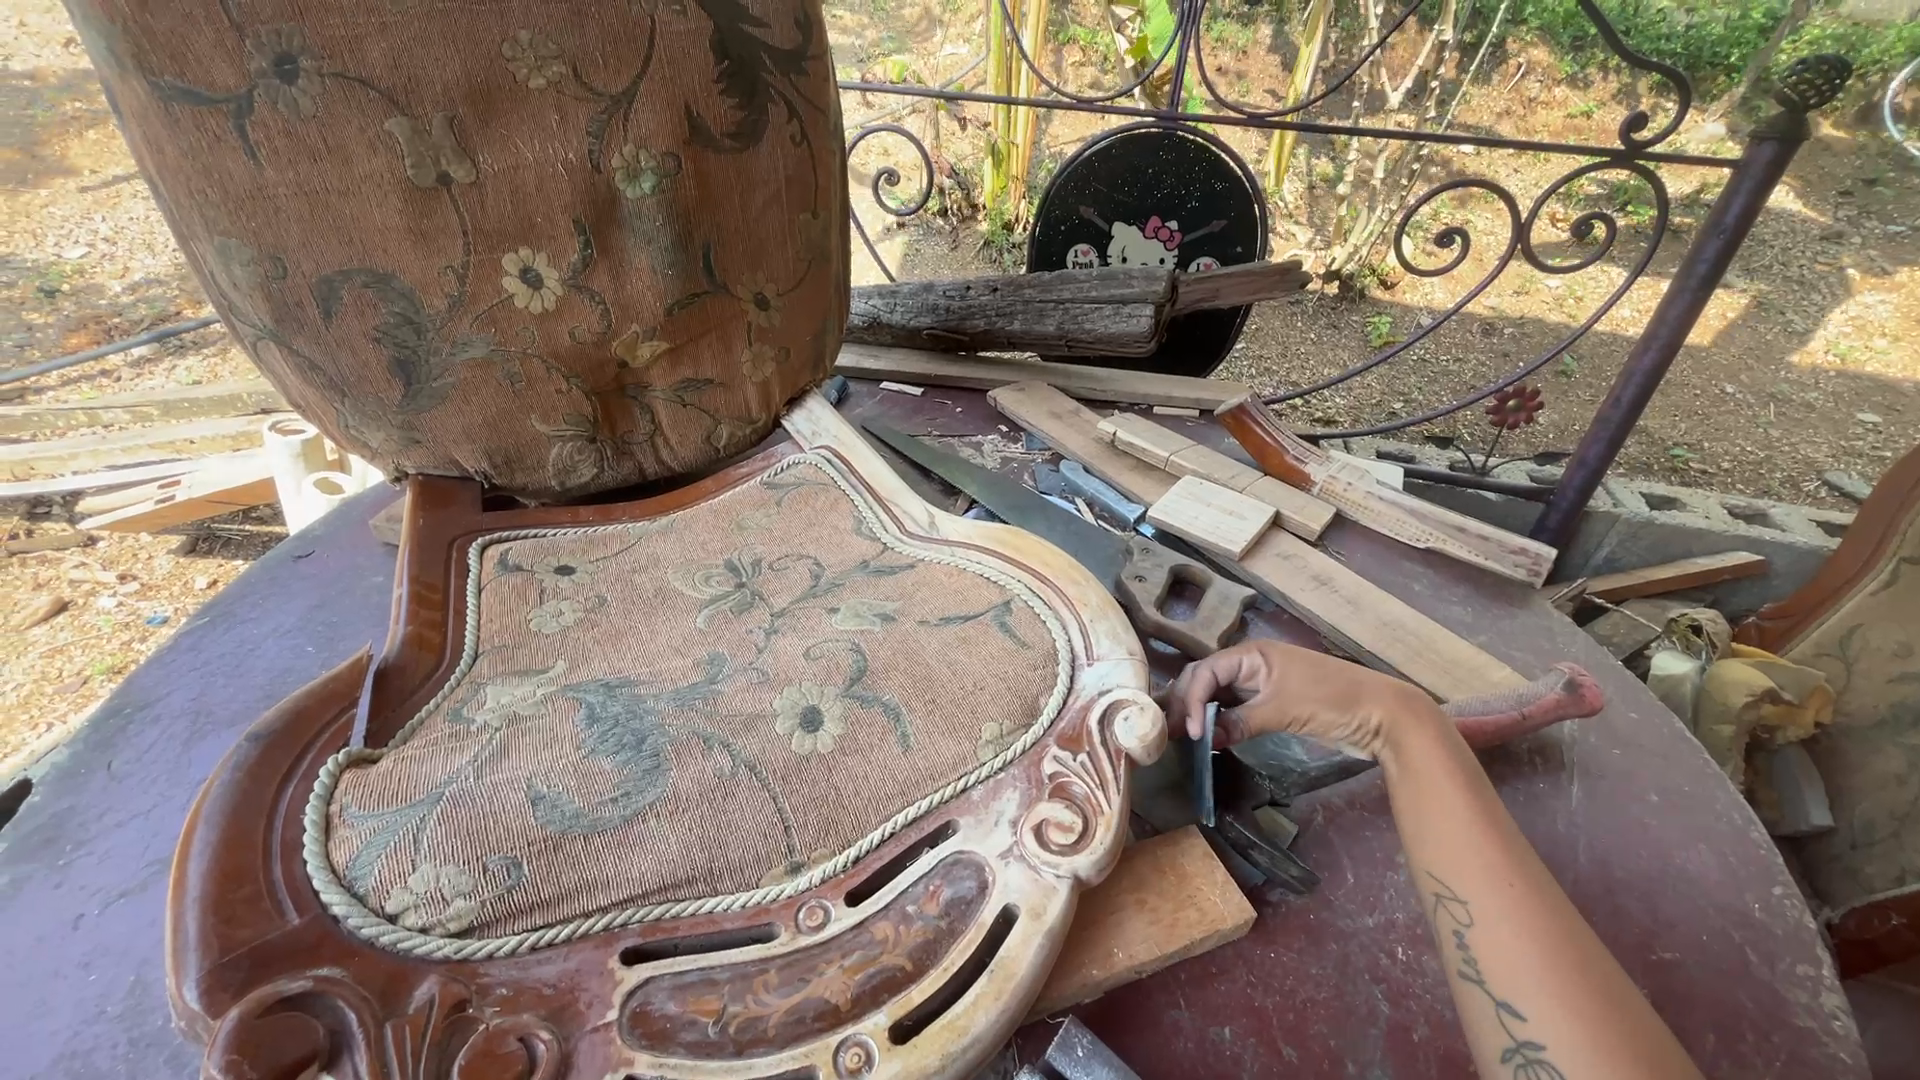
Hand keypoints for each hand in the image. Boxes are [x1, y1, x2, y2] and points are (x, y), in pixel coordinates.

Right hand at [1160, 640, 1445, 758]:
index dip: (1193, 699)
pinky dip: (1220, 721)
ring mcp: (1261, 683)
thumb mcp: (1283, 711)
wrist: (1383, 714)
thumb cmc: (1332, 701)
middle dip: (1187, 703)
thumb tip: (1206, 740)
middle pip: (1206, 679)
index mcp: (1252, 655)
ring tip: (1184, 737)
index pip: (1205, 671)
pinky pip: (1235, 708)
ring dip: (1200, 712)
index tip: (1190, 732)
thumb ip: (1240, 722)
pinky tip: (1210, 737)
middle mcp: (1251, 664)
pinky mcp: (1272, 703)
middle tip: (1174, 734)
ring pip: (1218, 693)